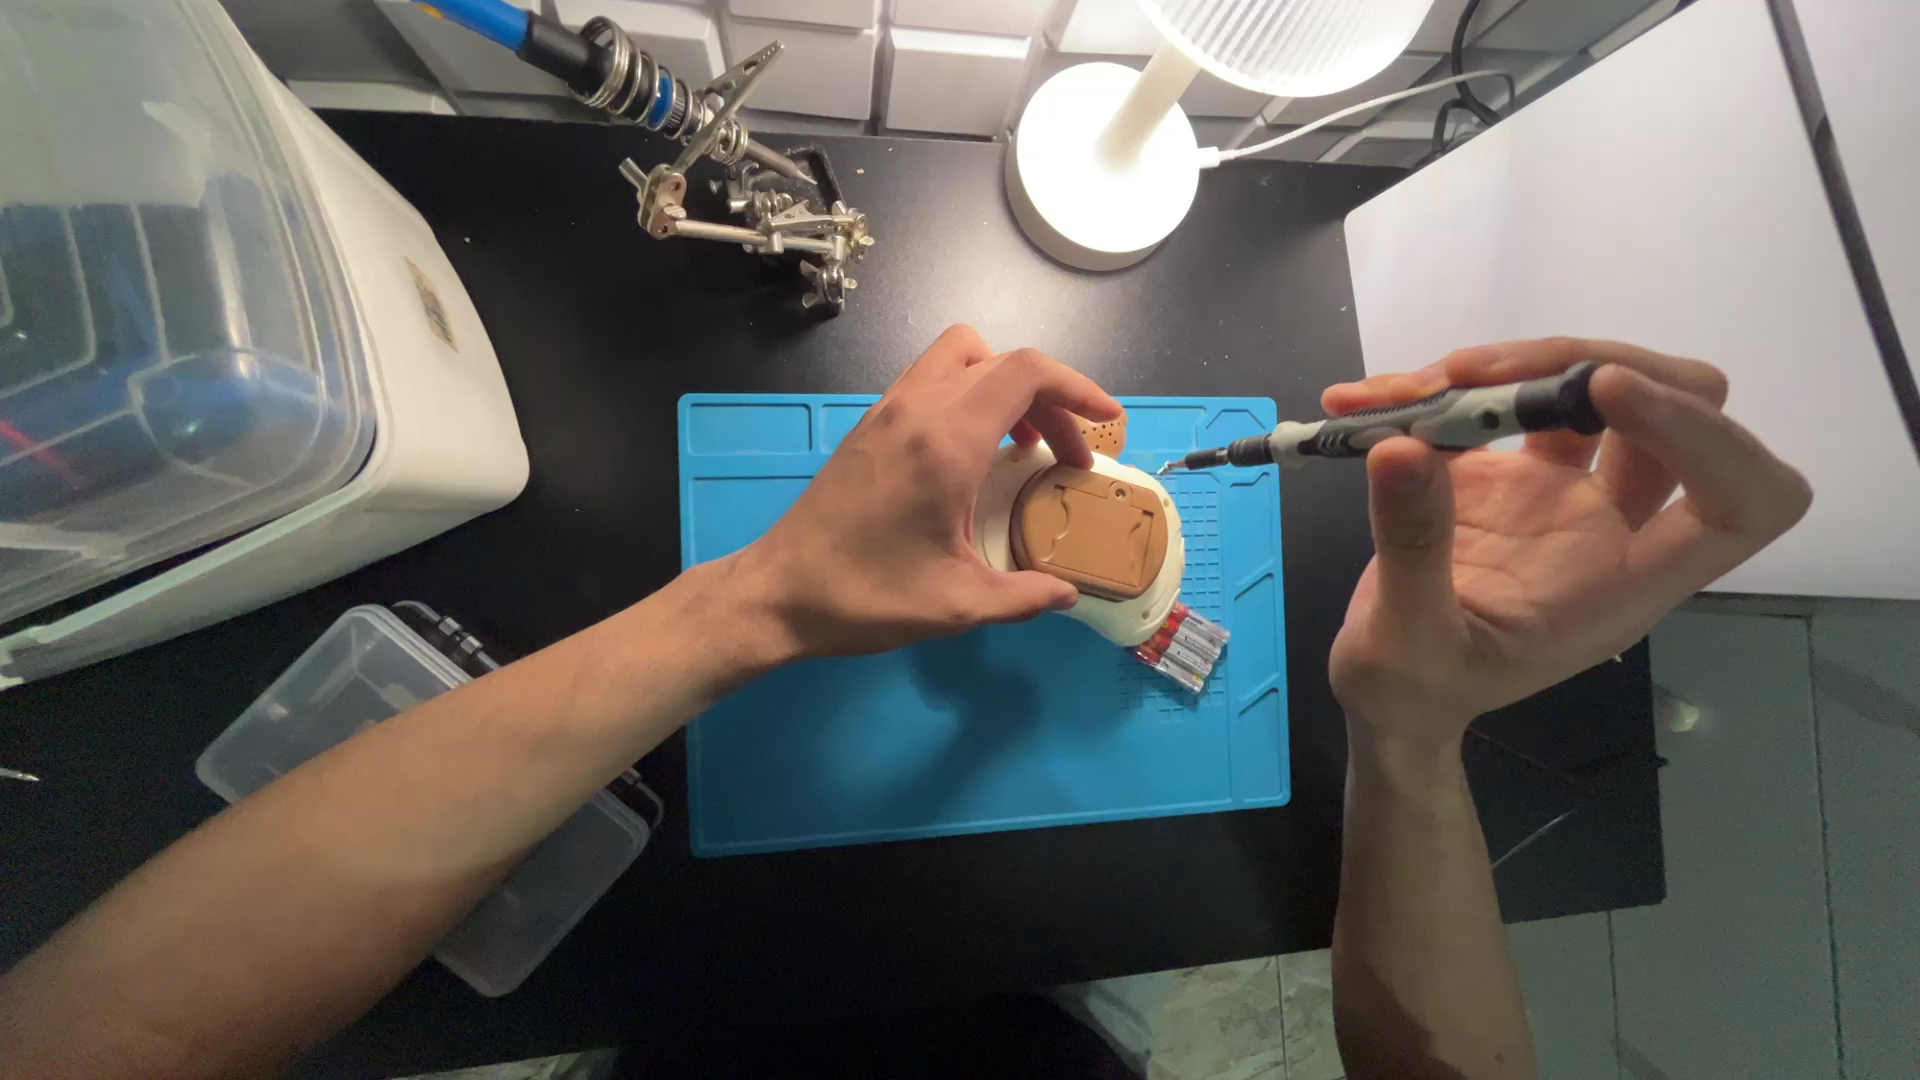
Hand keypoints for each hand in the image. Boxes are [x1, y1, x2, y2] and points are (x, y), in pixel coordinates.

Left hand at [727, 325, 1122, 657]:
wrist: (778, 592)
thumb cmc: (866, 596)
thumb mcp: (956, 604)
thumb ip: (1023, 594)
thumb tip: (1066, 594)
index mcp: (945, 441)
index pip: (1026, 373)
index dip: (1079, 388)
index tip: (1107, 421)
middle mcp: (916, 408)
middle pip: (1000, 358)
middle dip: (1049, 395)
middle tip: (1066, 452)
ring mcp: (886, 411)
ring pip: (960, 356)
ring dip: (1004, 386)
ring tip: (1024, 443)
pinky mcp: (869, 425)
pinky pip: (931, 381)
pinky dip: (969, 396)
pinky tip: (974, 453)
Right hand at [1326, 338, 1810, 747]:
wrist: (1384, 694)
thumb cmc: (1412, 690)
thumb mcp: (1409, 638)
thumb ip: (1412, 549)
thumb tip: (1399, 446)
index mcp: (1622, 580)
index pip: (1737, 498)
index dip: (1698, 431)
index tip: (1599, 390)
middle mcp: (1604, 525)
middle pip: (1669, 410)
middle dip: (1578, 368)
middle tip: (1474, 373)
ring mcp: (1548, 497)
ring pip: (1577, 396)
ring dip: (1498, 372)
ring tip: (1400, 390)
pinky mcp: (1488, 483)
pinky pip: (1481, 415)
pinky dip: (1425, 398)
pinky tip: (1360, 401)